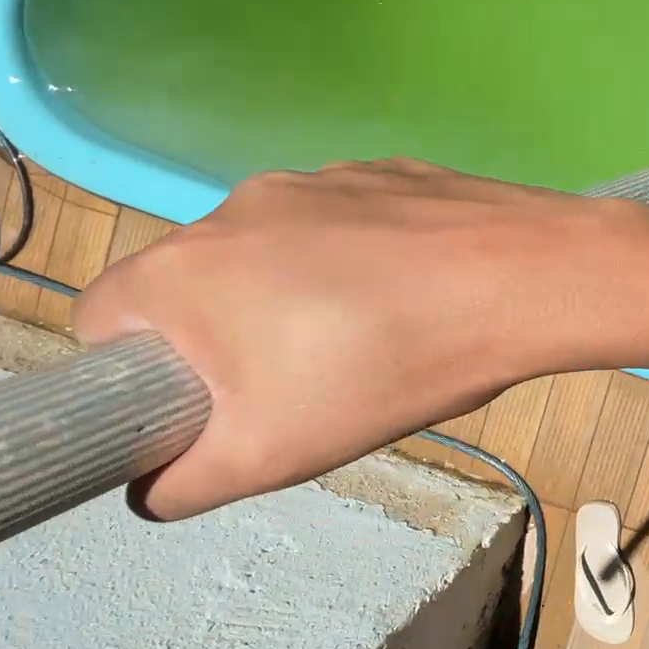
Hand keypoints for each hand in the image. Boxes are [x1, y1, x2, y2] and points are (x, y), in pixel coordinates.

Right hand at [73, 159, 642, 519]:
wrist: (539, 279)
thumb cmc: (400, 363)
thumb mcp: (269, 456)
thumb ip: (180, 479)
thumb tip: (161, 476)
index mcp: (187, 262)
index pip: (109, 320)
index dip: (151, 371)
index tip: (219, 397)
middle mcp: (250, 200)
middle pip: (210, 280)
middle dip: (245, 333)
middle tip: (321, 374)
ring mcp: (335, 176)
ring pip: (294, 248)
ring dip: (318, 291)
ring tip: (393, 331)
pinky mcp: (403, 170)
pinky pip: (364, 221)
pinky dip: (381, 255)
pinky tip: (435, 285)